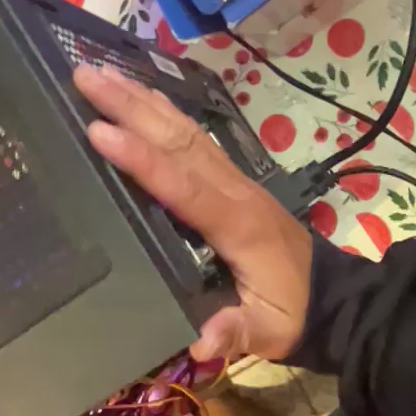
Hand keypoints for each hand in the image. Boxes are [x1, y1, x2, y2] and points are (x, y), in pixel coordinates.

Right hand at [73, 65, 311, 361]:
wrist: (332, 295)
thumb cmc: (292, 312)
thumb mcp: (270, 333)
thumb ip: (237, 332)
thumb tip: (202, 343)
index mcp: (236, 225)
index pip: (183, 185)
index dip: (142, 159)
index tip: (99, 130)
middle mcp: (233, 190)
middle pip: (178, 141)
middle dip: (130, 107)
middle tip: (83, 76)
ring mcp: (234, 180)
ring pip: (185, 131)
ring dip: (143, 100)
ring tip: (100, 72)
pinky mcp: (232, 180)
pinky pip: (194, 138)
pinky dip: (164, 112)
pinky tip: (141, 96)